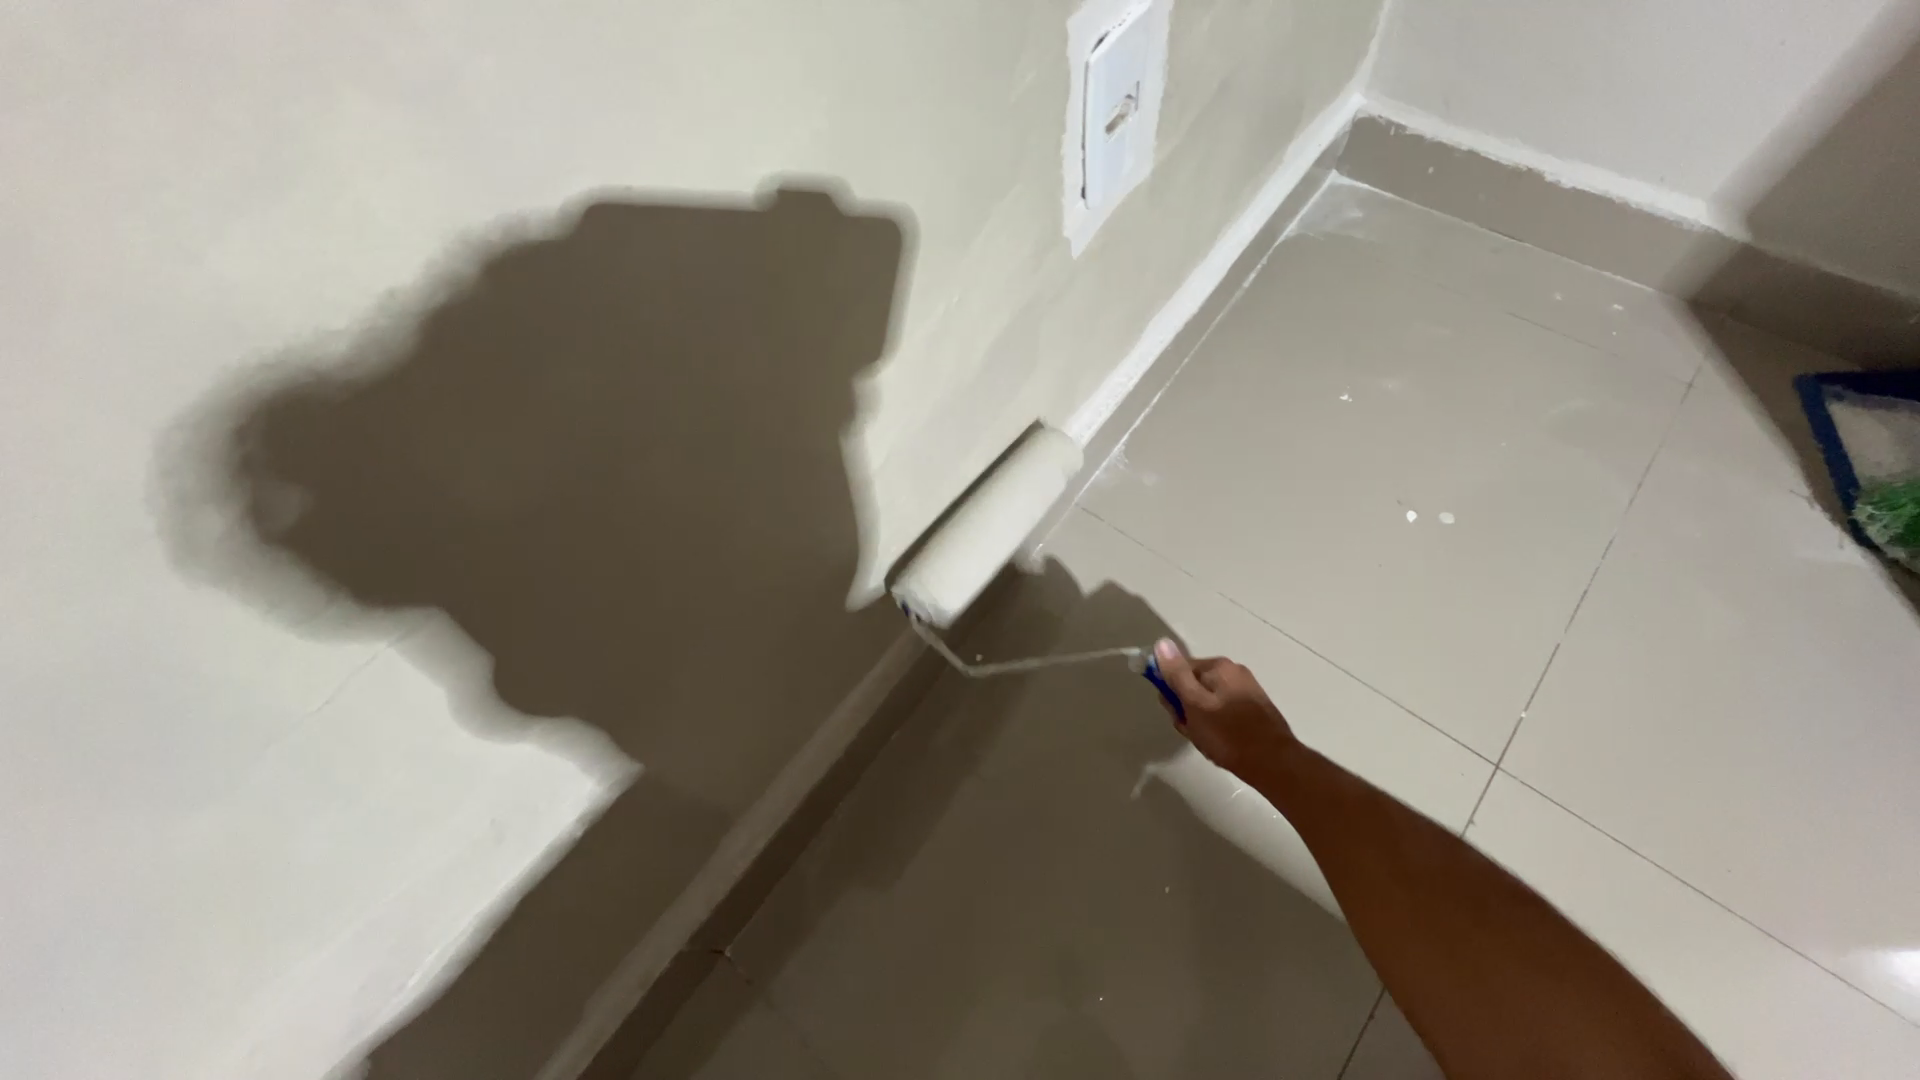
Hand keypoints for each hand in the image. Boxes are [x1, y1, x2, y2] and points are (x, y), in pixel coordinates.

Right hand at [1153, 639, 1298, 780]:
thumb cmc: (1227, 734)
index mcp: (1219, 667)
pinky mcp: (1254, 709)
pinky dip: (1216, 725)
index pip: (1179, 669)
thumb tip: (1161, 642)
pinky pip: (1223, 711)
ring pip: (1207, 702)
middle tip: (1191, 729)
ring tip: (1205, 739)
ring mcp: (1246, 690)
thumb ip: (1176, 674)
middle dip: (1186, 708)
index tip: (1175, 713)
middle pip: (1194, 685)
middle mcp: (1234, 672)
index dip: (1171, 692)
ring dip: (1199, 719)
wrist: (1273, 763)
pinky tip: (1220, 742)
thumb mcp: (1194, 704)